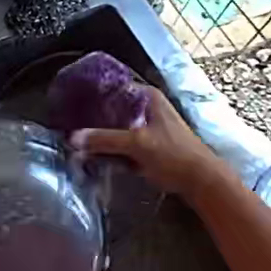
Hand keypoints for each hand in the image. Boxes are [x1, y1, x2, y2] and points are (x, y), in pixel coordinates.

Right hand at [72, 91, 235, 201]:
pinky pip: (121, 144)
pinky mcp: (147, 147)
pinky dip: (109, 148)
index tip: (70, 100)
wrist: (202, 182)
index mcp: (146, 97)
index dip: (92, 94)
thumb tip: (72, 138)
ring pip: (115, 127)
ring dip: (99, 135)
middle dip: (92, 117)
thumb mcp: (137, 144)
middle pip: (112, 109)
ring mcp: (147, 128)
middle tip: (68, 122)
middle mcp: (146, 108)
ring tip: (74, 138)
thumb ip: (104, 139)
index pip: (113, 88)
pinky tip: (91, 153)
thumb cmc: (174, 155)